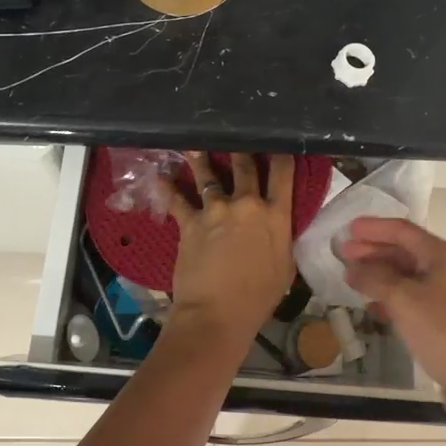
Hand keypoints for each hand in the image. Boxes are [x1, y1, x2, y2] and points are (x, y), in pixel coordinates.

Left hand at [154, 153, 296, 344]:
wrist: (217, 314)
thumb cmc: (259, 297)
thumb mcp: (285, 266)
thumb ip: (281, 236)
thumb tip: (277, 224)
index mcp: (275, 215)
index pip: (282, 173)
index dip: (281, 152)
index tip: (278, 140)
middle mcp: (246, 204)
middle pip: (244, 165)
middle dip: (240, 147)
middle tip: (234, 131)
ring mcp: (215, 210)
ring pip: (208, 174)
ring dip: (200, 157)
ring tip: (192, 143)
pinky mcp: (190, 222)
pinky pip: (176, 200)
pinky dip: (167, 188)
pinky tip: (159, 176)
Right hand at [340, 217, 445, 407]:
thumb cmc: (443, 332)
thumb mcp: (403, 300)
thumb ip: (374, 278)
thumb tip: (352, 267)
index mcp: (441, 255)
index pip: (402, 230)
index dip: (374, 227)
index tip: (347, 230)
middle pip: (405, 251)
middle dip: (373, 251)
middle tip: (342, 254)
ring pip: (407, 276)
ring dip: (379, 275)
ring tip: (351, 279)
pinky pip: (413, 299)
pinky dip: (391, 299)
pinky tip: (373, 309)